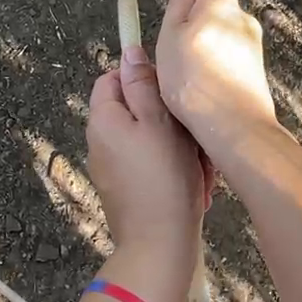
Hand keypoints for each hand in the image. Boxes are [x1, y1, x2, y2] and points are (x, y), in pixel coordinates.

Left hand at [86, 45, 208, 268]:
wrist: (160, 250)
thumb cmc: (163, 180)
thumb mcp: (158, 122)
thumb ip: (142, 85)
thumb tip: (129, 52)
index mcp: (103, 120)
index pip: (113, 78)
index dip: (143, 78)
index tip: (171, 93)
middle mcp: (101, 142)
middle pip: (136, 109)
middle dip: (169, 119)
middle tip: (193, 136)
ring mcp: (113, 169)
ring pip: (151, 139)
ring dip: (179, 147)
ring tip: (199, 165)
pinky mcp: (128, 191)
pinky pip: (153, 166)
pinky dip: (174, 169)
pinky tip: (196, 185)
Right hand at [156, 0, 276, 146]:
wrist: (235, 129)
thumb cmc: (196, 82)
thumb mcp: (170, 40)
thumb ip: (176, 9)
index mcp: (222, 4)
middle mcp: (242, 18)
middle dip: (191, 7)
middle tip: (170, 35)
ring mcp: (251, 43)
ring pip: (218, 26)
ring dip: (197, 35)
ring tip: (179, 66)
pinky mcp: (252, 66)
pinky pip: (225, 48)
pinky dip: (208, 54)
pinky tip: (195, 81)